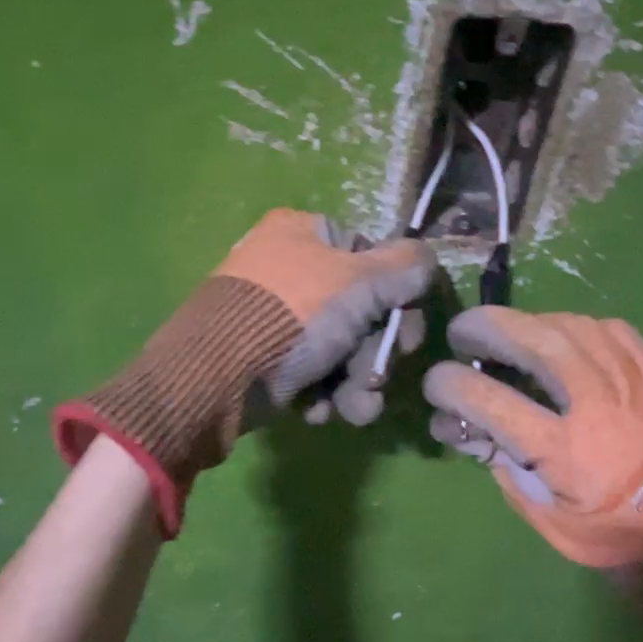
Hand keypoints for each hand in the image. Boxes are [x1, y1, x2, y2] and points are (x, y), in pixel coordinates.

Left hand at [54, 208, 436, 536]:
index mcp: (304, 232)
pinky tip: (315, 409)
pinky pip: (309, 372)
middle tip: (375, 379)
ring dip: (354, 383)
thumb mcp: (357, 283)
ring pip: (338, 349)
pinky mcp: (261, 357)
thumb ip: (403, 268)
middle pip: (359, 310)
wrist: (214, 378)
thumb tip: (428, 258)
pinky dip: (320, 393)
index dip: (397, 300)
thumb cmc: (291, 317)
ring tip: (349, 407)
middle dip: (374, 355)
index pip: (372, 258)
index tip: (405, 337)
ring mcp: (272, 315)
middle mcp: (287, 267)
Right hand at [422, 307, 642, 566]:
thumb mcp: (537, 506)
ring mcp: (637, 382)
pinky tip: (561, 339)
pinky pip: (611, 330)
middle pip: (538, 344)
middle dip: (489, 328)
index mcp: (566, 451)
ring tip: (508, 334)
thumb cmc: (599, 530)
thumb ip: (497, 457)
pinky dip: (576, 328)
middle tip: (463, 331)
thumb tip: (454, 422)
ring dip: (530, 323)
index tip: (436, 382)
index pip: (493, 401)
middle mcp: (602, 407)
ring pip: (574, 326)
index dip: (452, 385)